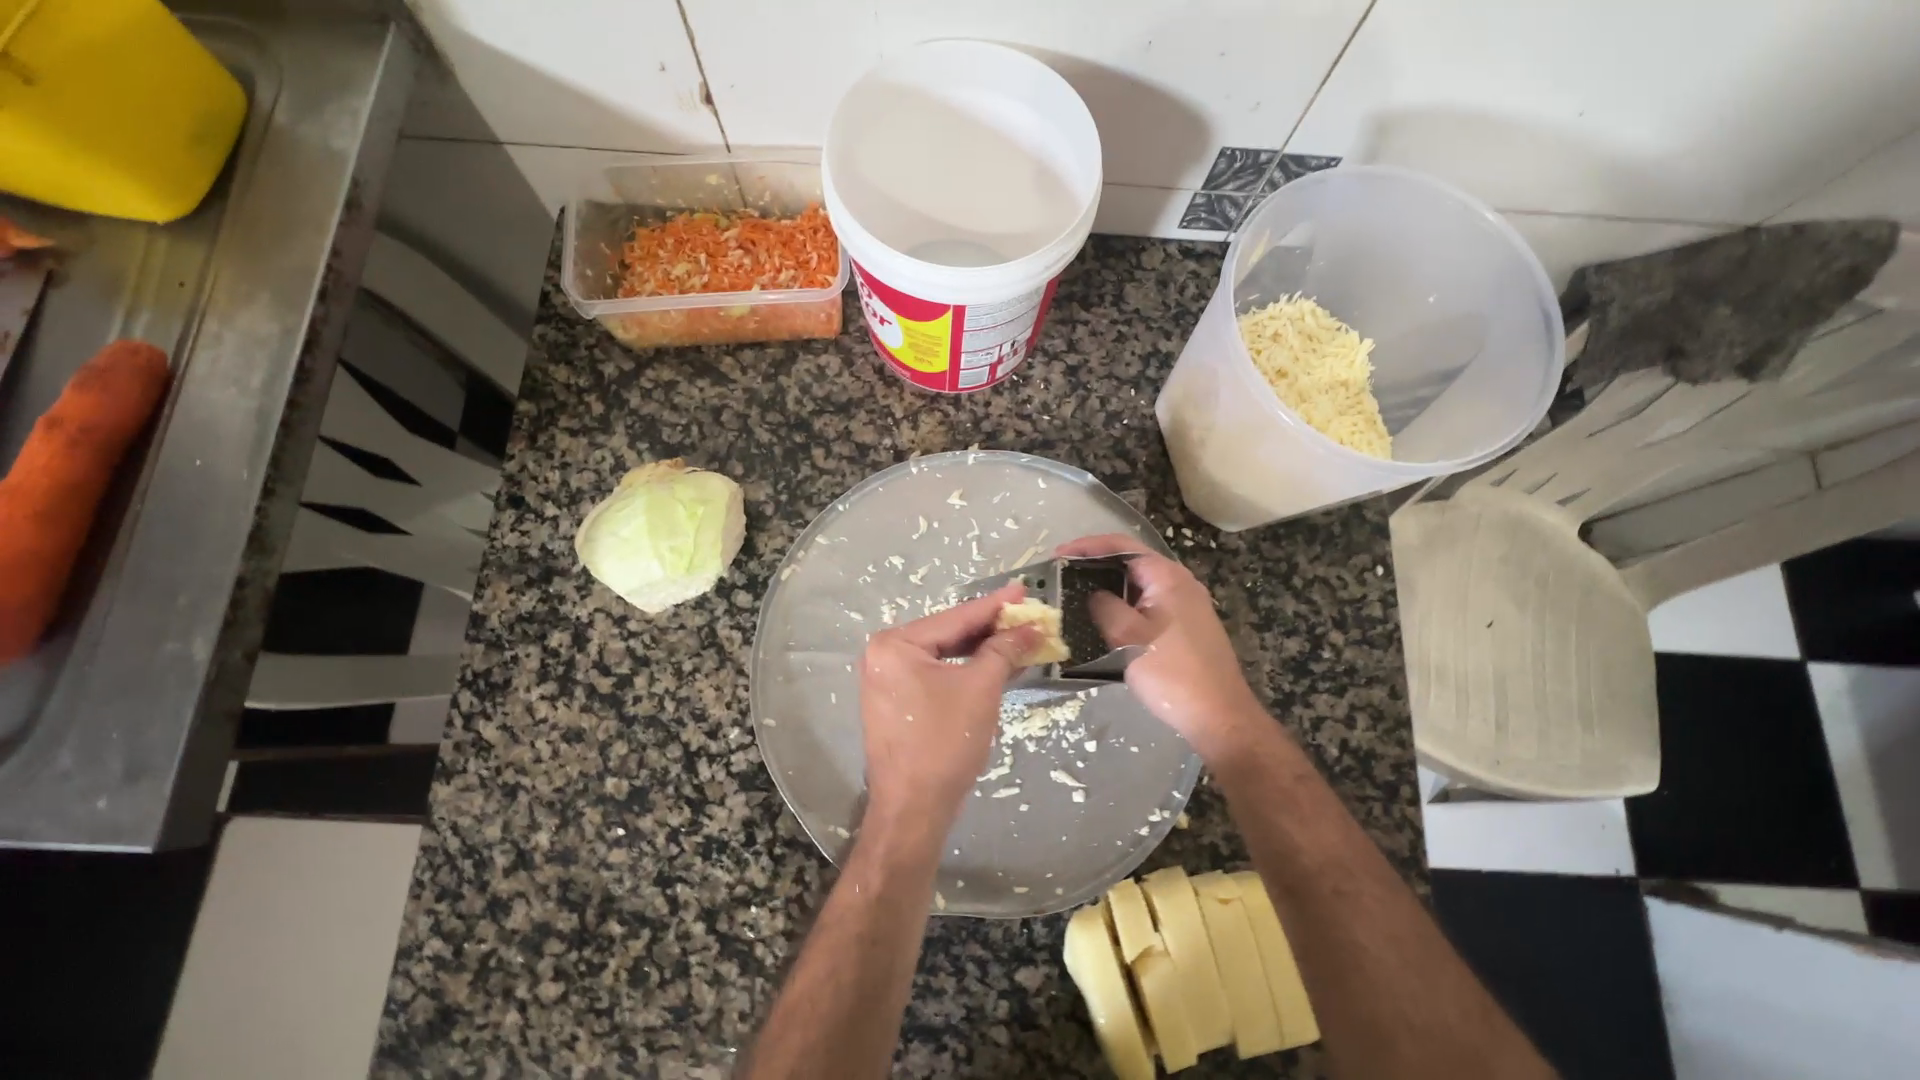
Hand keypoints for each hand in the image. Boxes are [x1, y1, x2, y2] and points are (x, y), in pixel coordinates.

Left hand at [859, 583, 1037, 839]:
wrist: (914, 807)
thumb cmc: (944, 742)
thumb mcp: (980, 688)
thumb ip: (1003, 650)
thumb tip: (1029, 628)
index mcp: (894, 645)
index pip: (955, 617)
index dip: (994, 606)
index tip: (1024, 590)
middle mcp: (883, 656)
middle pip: (947, 634)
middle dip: (989, 629)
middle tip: (1027, 615)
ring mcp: (886, 681)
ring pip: (942, 656)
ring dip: (980, 651)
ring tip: (1018, 638)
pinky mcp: (896, 703)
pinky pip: (935, 676)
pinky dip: (964, 671)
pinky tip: (993, 665)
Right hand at [1057, 534, 1269, 761]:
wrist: (1219, 715)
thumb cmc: (1171, 673)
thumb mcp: (1127, 638)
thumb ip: (1104, 606)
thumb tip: (1094, 595)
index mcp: (1167, 576)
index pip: (1121, 546)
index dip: (1086, 546)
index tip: (1058, 555)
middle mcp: (1181, 583)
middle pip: (1132, 562)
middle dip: (1096, 565)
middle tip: (1064, 576)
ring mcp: (1188, 605)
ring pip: (1141, 586)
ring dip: (1110, 588)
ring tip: (1078, 597)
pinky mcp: (1188, 626)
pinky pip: (1150, 604)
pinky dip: (1126, 605)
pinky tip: (1108, 621)